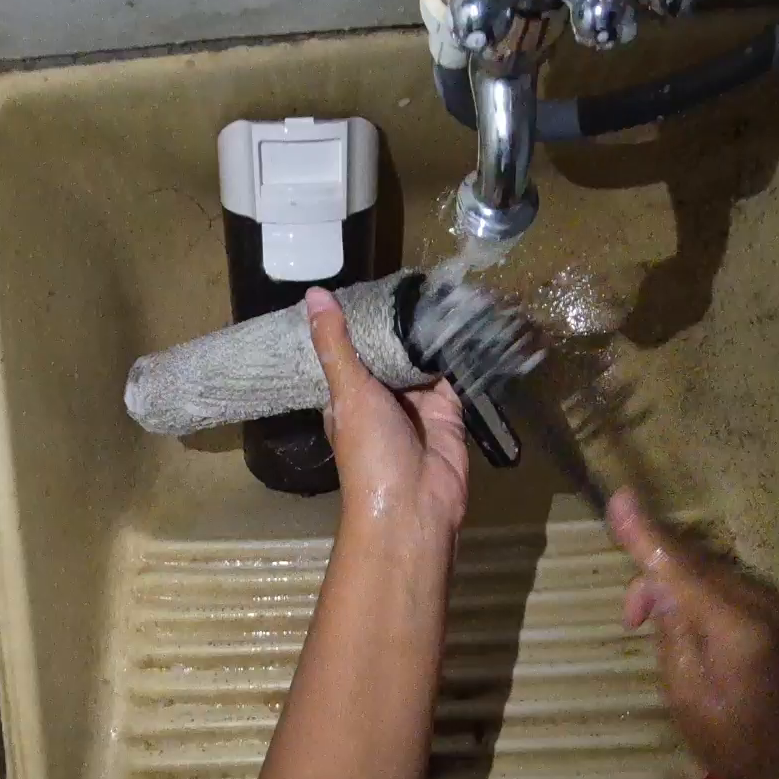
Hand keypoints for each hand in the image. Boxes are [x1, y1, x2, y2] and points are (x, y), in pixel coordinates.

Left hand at [306, 288, 468, 542]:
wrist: (414, 505)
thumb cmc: (369, 451)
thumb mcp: (347, 392)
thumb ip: (335, 344)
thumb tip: (313, 294)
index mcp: (348, 395)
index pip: (352, 348)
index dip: (360, 319)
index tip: (372, 280)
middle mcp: (381, 398)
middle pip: (391, 351)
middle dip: (401, 323)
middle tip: (416, 273)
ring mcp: (417, 405)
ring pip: (423, 360)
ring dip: (430, 333)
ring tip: (442, 284)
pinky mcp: (449, 411)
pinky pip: (453, 375)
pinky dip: (458, 352)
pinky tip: (465, 316)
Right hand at [605, 488, 778, 778]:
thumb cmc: (737, 750)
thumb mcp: (686, 696)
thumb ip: (672, 631)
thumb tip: (657, 584)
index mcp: (738, 630)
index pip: (680, 568)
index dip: (646, 534)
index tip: (619, 498)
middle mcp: (767, 607)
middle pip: (695, 565)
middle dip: (654, 576)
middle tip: (630, 620)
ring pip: (712, 574)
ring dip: (675, 587)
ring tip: (652, 627)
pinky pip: (729, 588)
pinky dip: (699, 596)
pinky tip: (688, 626)